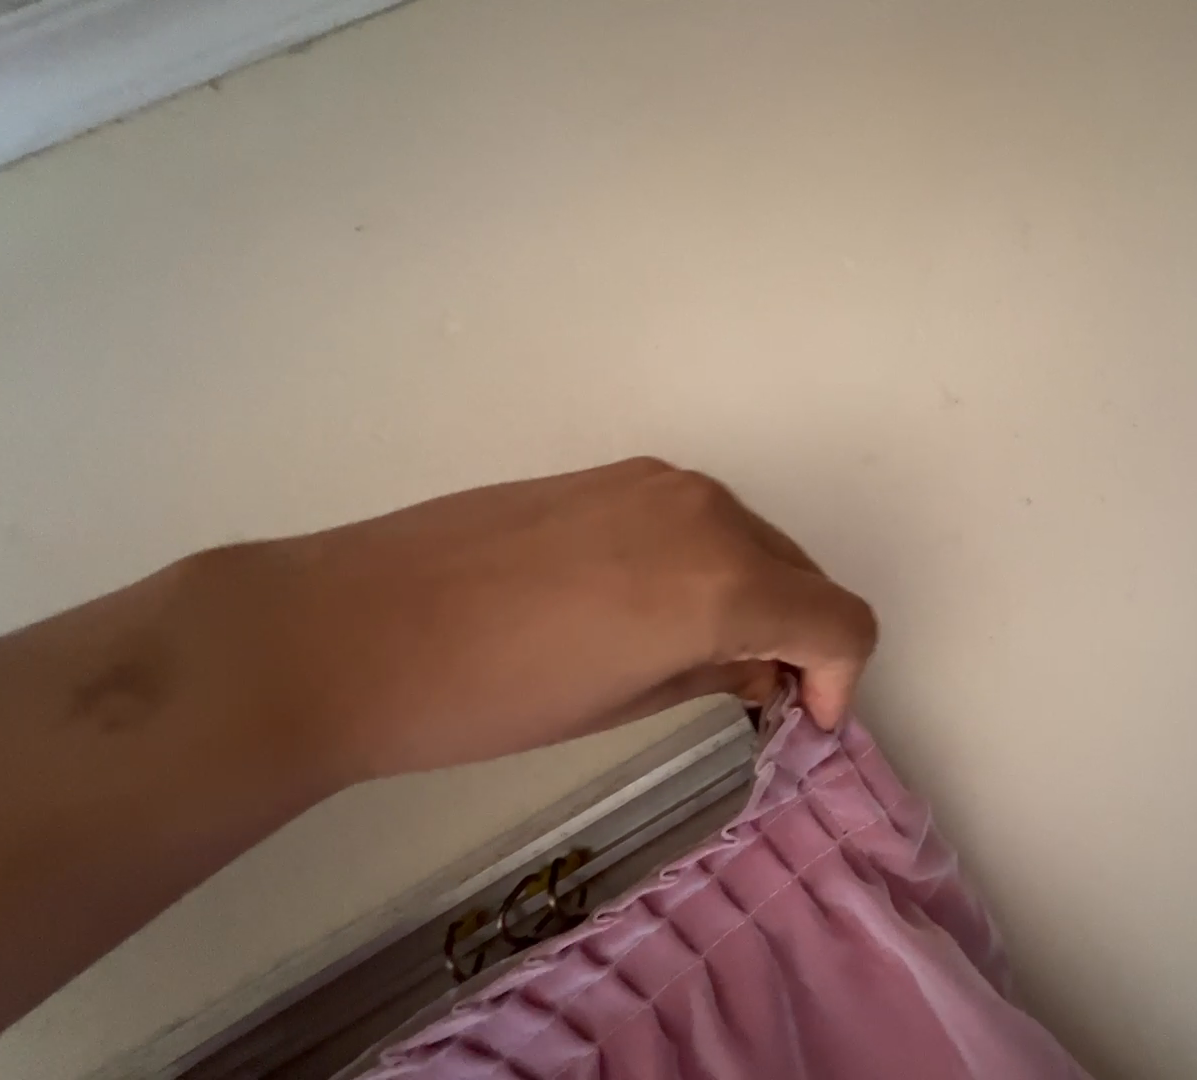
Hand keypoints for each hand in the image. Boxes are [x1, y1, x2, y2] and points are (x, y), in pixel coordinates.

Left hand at [199, 457, 877, 782]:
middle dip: (802, 639)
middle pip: (808, 577)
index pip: (842, 622)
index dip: (843, 679)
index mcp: (724, 584)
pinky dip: (717, 566)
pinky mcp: (625, 473)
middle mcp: (714, 516)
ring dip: (761, 599)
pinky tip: (653, 604)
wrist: (353, 626)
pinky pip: (708, 523)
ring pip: (761, 546)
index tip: (805, 718)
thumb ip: (723, 674)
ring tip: (698, 651)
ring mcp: (667, 484)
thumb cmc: (495, 698)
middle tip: (756, 693)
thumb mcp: (630, 705)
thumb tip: (768, 671)